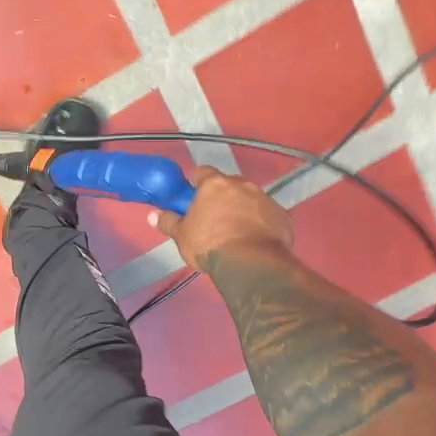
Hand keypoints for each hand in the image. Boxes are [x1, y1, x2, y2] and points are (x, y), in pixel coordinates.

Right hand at [154, 166, 291, 269]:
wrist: (250, 262)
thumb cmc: (209, 244)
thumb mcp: (181, 236)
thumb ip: (168, 222)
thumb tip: (153, 215)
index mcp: (215, 185)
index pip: (202, 172)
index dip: (196, 184)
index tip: (192, 199)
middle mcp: (242, 185)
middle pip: (228, 185)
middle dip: (221, 197)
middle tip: (212, 218)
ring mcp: (265, 199)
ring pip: (250, 199)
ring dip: (242, 209)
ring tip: (234, 232)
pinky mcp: (282, 215)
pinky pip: (267, 215)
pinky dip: (260, 223)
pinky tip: (253, 240)